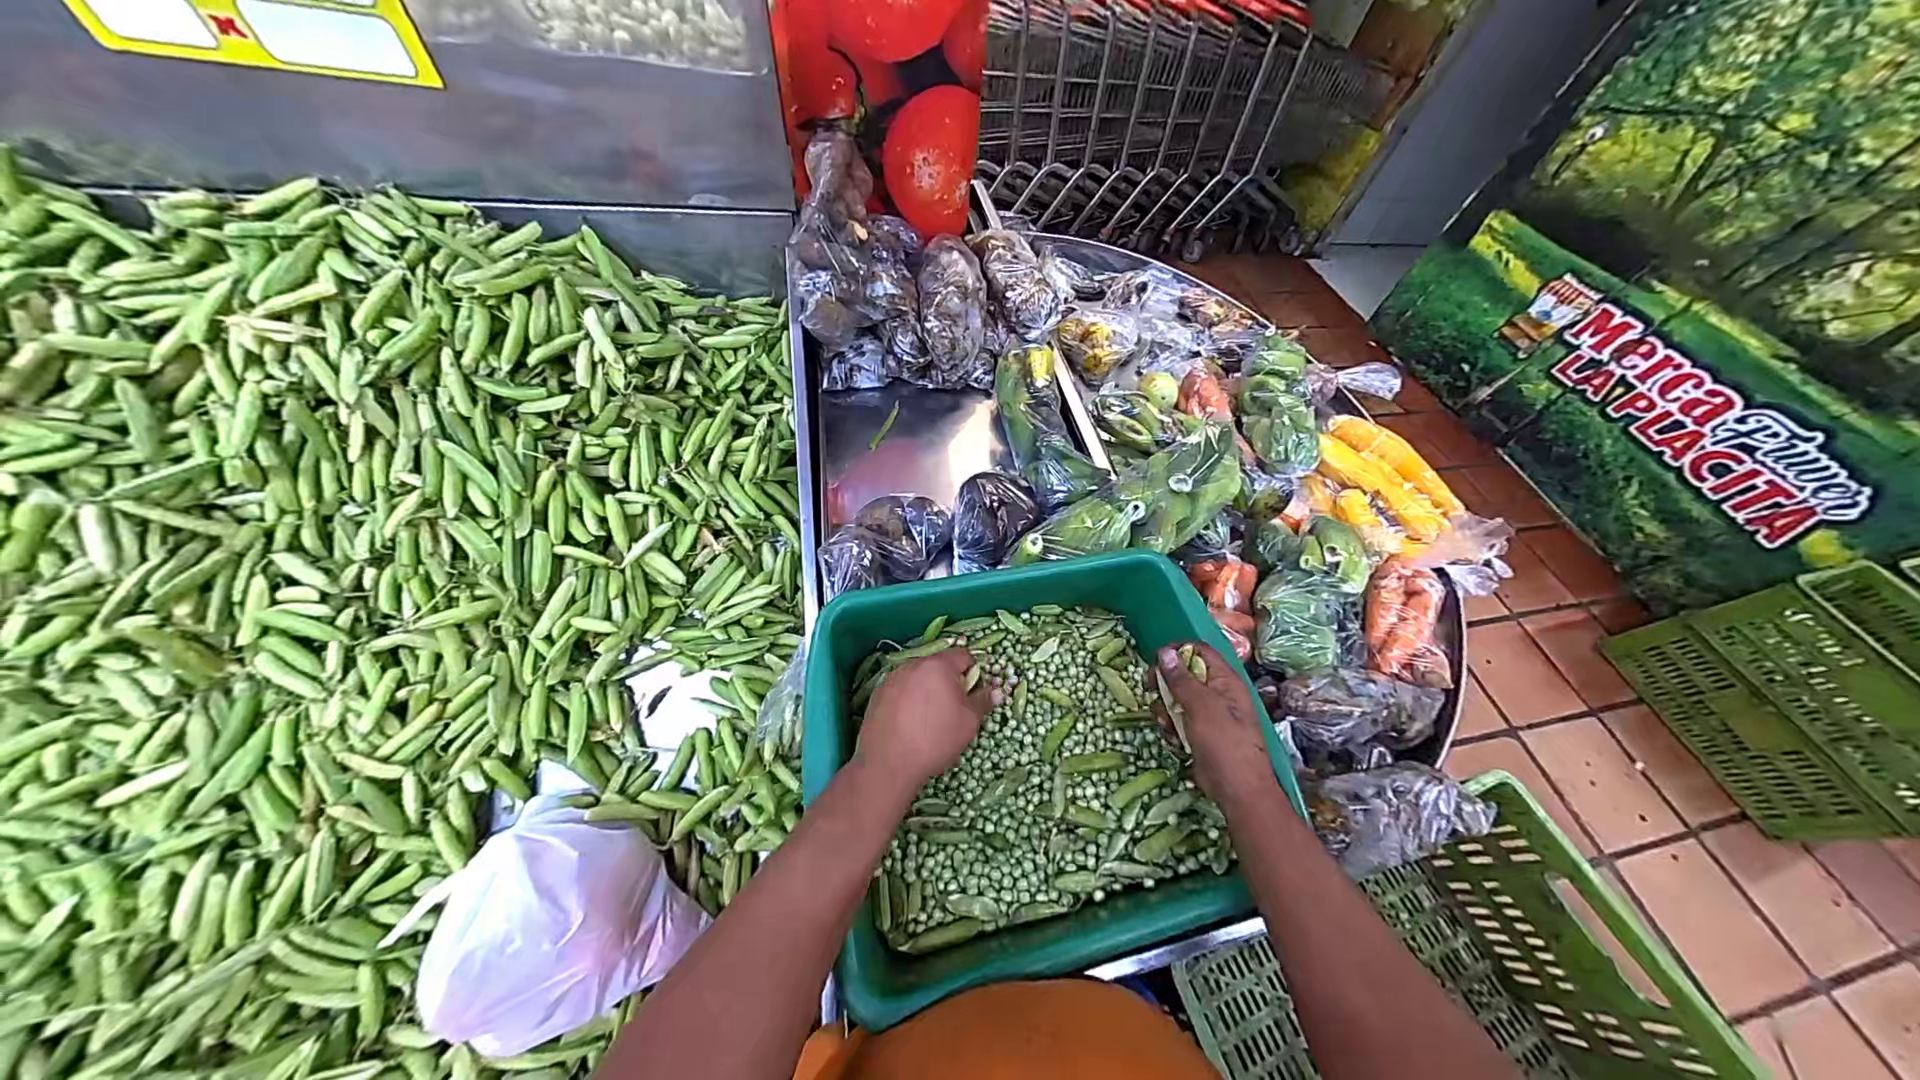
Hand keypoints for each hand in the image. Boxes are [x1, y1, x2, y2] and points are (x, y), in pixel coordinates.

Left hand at [856, 647, 989, 788]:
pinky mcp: (877, 694)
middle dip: (948, 681)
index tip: (974, 691)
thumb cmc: (935, 739)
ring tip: (928, 717)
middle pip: (938, 665)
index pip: (963, 655)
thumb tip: (994, 691)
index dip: (973, 670)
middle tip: (953, 707)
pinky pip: (901, 690)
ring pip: (918, 677)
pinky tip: (909, 722)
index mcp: (938, 666)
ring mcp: (892, 678)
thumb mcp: (968, 722)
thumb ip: (982, 701)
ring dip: (927, 689)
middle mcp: (913, 665)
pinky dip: (908, 699)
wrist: (888, 763)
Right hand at [1157, 641, 1279, 806]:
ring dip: (1165, 708)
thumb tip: (1164, 651)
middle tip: (1151, 690)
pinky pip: (1177, 720)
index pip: (1199, 651)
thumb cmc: (1225, 744)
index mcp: (1225, 680)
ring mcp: (1208, 714)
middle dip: (1165, 683)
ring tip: (1166, 723)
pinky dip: (1170, 726)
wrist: (1237, 791)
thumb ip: (1181, 679)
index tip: (1156, 661)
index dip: (1177, 651)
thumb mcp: (1201, 706)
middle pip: (1183, 674)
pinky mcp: (1198, 733)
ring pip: (1175, 698)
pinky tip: (1172, 738)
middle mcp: (1217, 693)